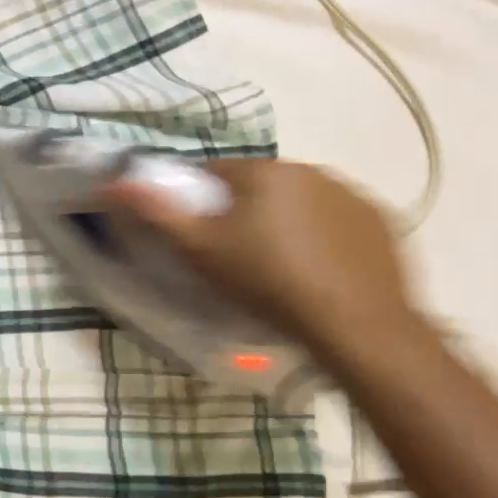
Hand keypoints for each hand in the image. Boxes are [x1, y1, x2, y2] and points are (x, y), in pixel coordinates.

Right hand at [103, 159, 420, 365]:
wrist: (358, 328)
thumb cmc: (268, 284)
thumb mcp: (200, 251)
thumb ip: (158, 212)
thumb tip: (114, 182)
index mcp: (265, 170)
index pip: (214, 172)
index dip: (198, 201)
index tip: (197, 235)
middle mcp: (312, 170)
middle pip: (259, 186)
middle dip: (243, 211)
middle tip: (233, 257)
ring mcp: (354, 195)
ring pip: (299, 202)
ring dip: (284, 222)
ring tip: (277, 268)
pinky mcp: (383, 224)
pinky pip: (337, 222)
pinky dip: (323, 238)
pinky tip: (317, 272)